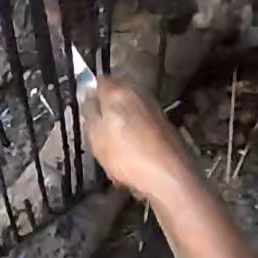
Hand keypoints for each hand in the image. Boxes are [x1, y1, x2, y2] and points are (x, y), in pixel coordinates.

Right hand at [83, 77, 196, 202]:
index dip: (91, 94)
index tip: (88, 109)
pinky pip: (144, 127)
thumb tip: (88, 99)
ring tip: (118, 151)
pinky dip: (138, 137)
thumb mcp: (96, 138)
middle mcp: (138, 94)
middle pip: (117, 96)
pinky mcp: (166, 125)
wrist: (170, 176)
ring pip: (131, 113)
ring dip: (124, 126)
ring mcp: (154, 109)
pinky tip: (135, 157)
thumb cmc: (128, 156)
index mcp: (118, 92)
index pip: (99, 81)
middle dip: (109, 111)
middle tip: (101, 133)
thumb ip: (90, 114)